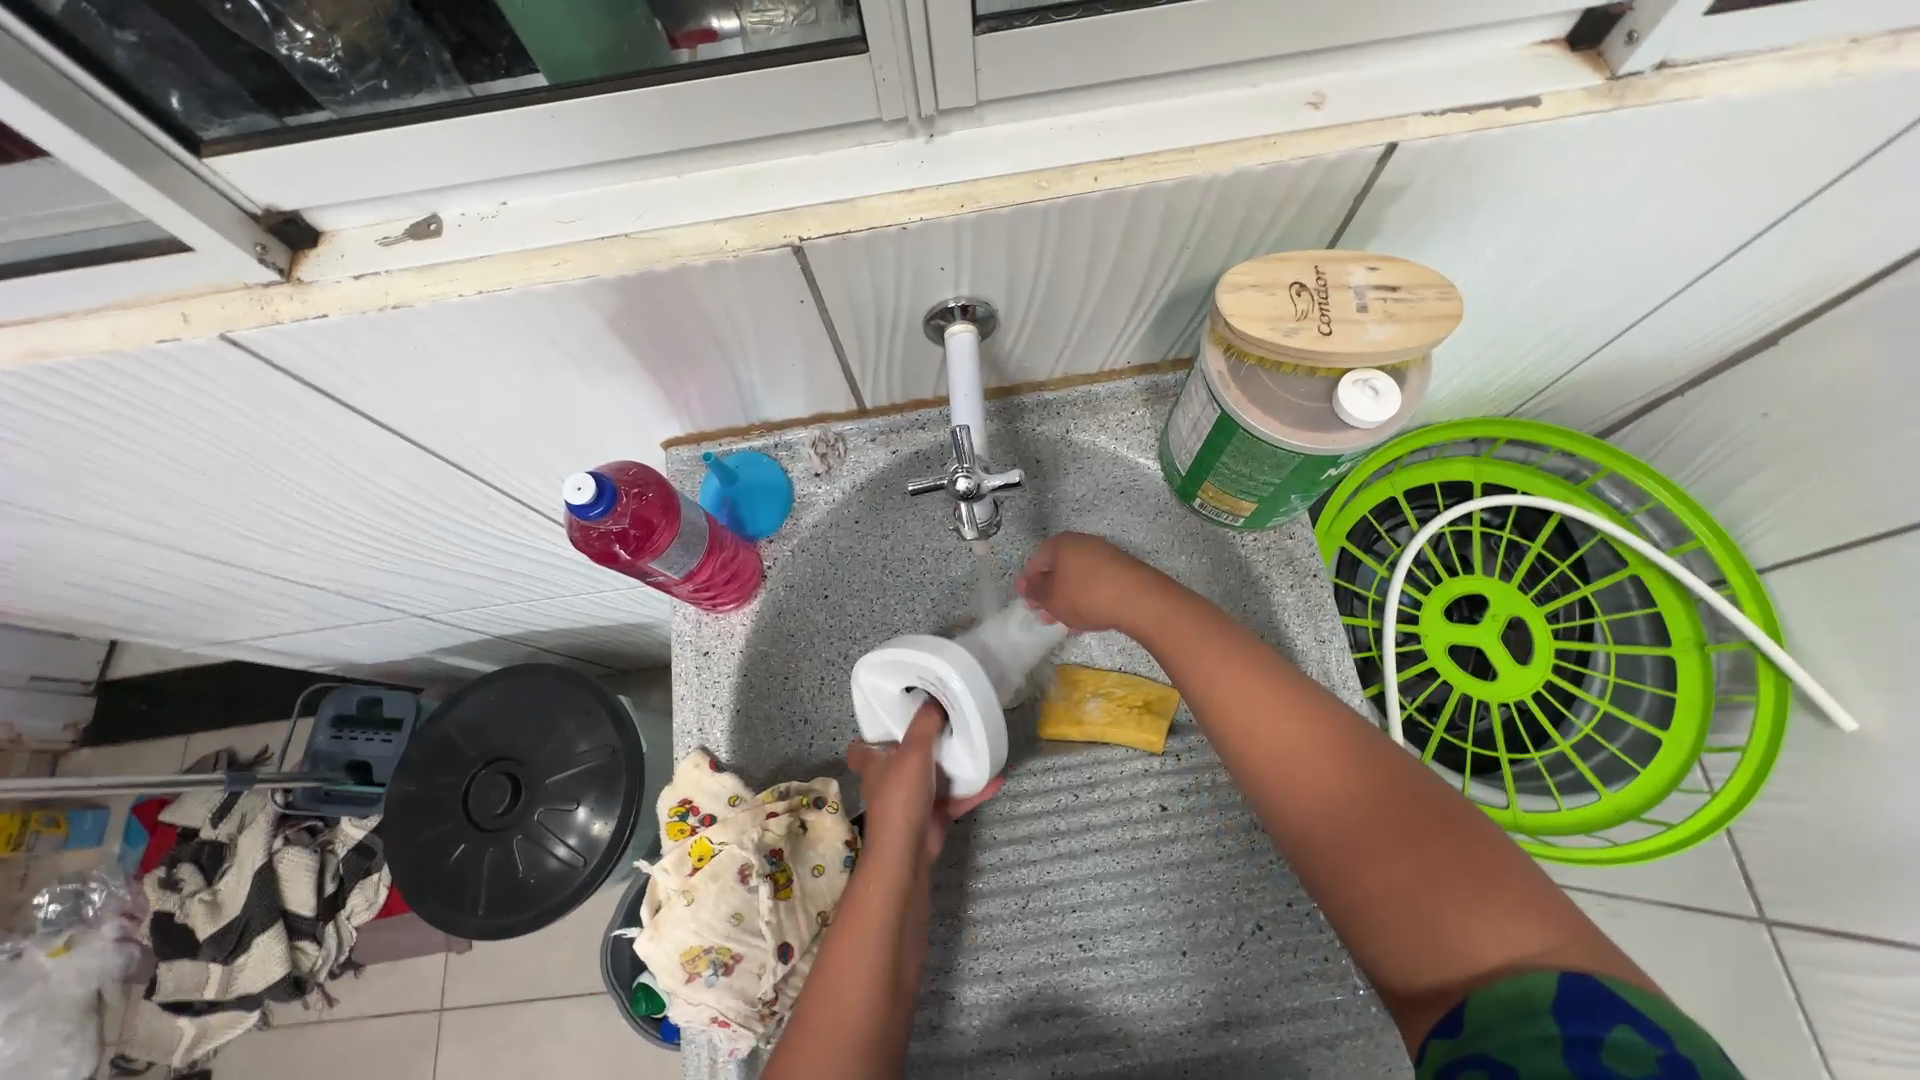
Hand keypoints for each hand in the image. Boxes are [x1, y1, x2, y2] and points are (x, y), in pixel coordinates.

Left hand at [847, 698, 1003, 864]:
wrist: (909, 850)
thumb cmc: (900, 795)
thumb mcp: (913, 750)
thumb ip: (925, 722)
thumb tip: (935, 695)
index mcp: (873, 763)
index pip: (861, 747)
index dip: (872, 733)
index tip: (894, 718)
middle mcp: (889, 781)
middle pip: (901, 758)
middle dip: (921, 744)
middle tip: (944, 723)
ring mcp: (911, 800)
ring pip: (932, 778)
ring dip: (951, 766)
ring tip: (973, 744)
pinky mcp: (932, 815)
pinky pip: (955, 798)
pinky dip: (973, 790)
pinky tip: (996, 777)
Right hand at [1015, 532, 1164, 633]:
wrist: (1139, 599)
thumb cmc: (1086, 596)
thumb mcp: (1051, 598)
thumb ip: (1035, 591)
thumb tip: (1027, 585)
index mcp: (1061, 544)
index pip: (1035, 562)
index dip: (1028, 584)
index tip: (1028, 603)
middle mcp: (1082, 543)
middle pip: (1058, 569)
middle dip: (1049, 593)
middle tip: (1045, 614)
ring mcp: (1104, 555)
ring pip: (1077, 578)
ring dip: (1068, 599)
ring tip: (1065, 622)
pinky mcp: (1121, 570)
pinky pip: (1095, 584)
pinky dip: (1087, 599)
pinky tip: (1086, 621)